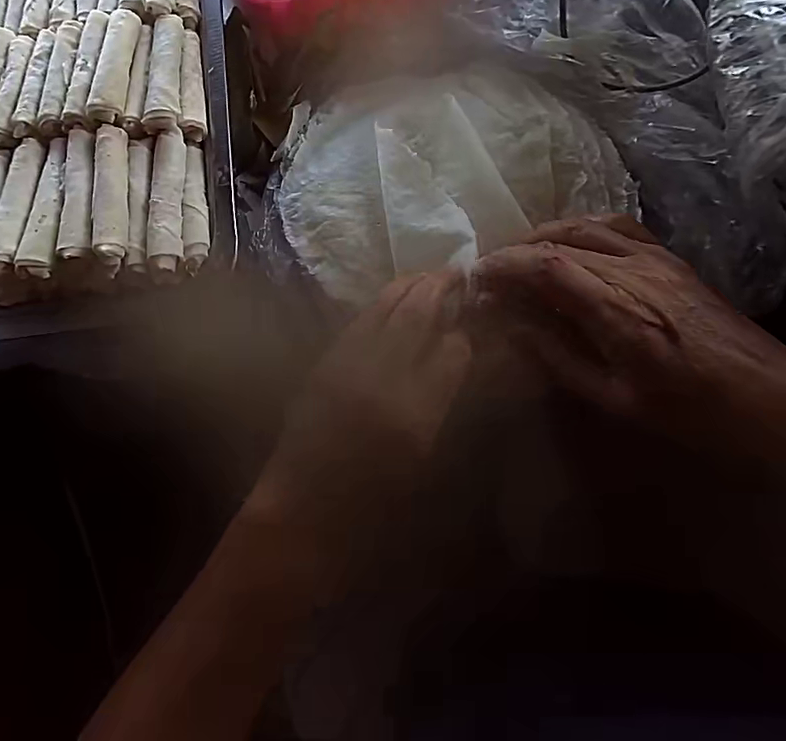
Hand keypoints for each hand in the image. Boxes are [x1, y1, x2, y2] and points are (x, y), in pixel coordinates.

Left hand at [246, 271, 471, 553]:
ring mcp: (345, 366)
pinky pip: (354, 325)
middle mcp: (379, 378)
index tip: (481, 312)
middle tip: (458, 272)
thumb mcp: (425, 462)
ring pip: (381, 311)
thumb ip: (446, 407)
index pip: (452, 351)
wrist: (303, 514)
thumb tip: (463, 361)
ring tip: (428, 275)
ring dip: (406, 287)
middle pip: (415, 316)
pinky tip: (389, 299)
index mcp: (415, 412)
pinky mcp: (321, 366)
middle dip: (439, 289)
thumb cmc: (375, 510)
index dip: (469, 329)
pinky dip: (376, 306)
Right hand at [470, 216, 785, 460]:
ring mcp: (654, 259)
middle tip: (488, 276)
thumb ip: (554, 356)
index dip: (503, 265)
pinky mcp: (668, 257)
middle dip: (512, 253)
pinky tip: (563, 245)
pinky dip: (576, 227)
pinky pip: (612, 224)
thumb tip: (507, 324)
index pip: (545, 265)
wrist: (773, 398)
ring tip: (517, 259)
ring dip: (539, 236)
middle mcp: (635, 272)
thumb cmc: (690, 411)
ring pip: (580, 225)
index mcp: (620, 311)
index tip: (475, 279)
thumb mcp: (613, 399)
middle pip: (556, 241)